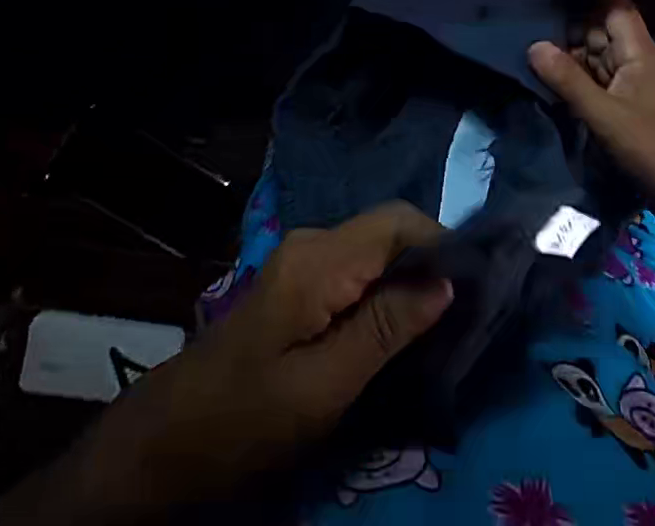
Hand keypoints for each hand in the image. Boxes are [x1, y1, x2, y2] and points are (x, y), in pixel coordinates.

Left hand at [0, 203, 452, 523]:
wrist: (172, 434)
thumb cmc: (247, 416)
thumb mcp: (324, 386)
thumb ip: (386, 328)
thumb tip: (447, 282)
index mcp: (319, 260)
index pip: (399, 221)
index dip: (444, 244)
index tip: (482, 286)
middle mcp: (312, 243)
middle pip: (390, 230)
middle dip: (433, 261)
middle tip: (470, 312)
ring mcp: (303, 259)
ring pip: (376, 249)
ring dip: (413, 277)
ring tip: (446, 322)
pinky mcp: (299, 280)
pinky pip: (358, 268)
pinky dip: (388, 288)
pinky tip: (403, 324)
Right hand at [527, 0, 654, 224]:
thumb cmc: (648, 147)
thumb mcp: (602, 113)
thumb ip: (567, 79)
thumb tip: (533, 45)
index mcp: (639, 53)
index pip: (615, 7)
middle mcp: (636, 60)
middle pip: (600, 29)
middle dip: (569, 21)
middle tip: (529, 10)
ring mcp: (630, 81)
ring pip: (595, 53)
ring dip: (568, 49)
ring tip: (529, 39)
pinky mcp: (623, 101)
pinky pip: (595, 76)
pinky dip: (574, 72)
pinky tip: (549, 73)